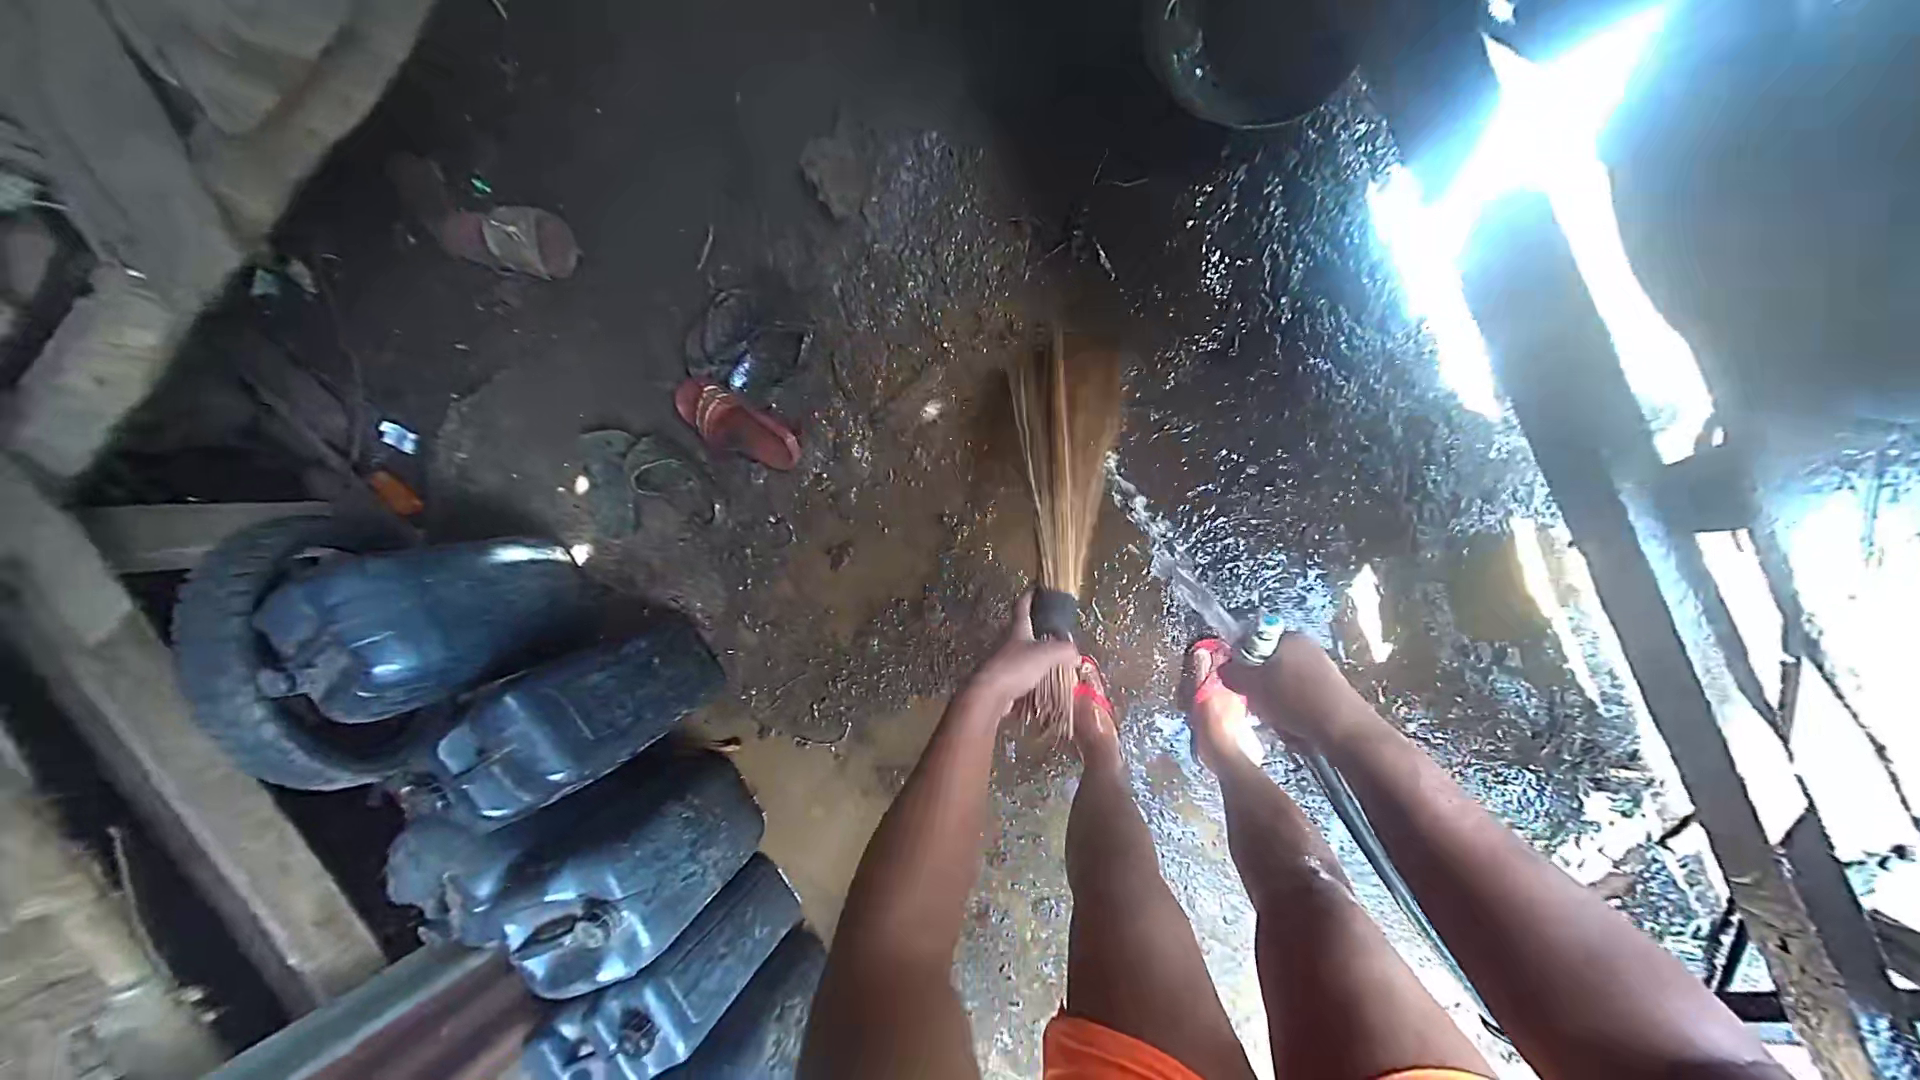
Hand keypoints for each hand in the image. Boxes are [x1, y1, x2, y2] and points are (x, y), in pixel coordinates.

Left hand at [964, 589, 1078, 706]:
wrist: (989, 693)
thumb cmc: (1016, 666)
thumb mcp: (1046, 654)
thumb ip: (1064, 650)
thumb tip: (1075, 654)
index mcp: (1018, 629)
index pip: (1022, 606)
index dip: (1029, 595)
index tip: (1035, 586)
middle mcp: (1008, 642)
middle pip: (1021, 628)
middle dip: (1034, 625)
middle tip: (1050, 625)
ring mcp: (1003, 660)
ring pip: (1020, 651)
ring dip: (1033, 651)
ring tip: (1050, 656)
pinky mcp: (1001, 680)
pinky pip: (1019, 672)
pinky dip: (1030, 674)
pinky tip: (1040, 681)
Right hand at [1219, 633, 1380, 749]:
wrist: (1344, 729)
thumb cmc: (1292, 698)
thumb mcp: (1250, 684)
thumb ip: (1231, 672)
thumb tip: (1225, 669)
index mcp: (1289, 636)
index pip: (1251, 641)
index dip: (1239, 661)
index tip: (1238, 681)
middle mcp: (1307, 647)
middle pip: (1266, 663)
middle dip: (1257, 683)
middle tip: (1254, 701)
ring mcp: (1322, 668)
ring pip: (1281, 682)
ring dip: (1273, 698)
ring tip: (1274, 716)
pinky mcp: (1331, 690)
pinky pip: (1299, 696)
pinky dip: (1291, 708)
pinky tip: (1292, 723)